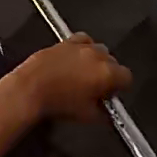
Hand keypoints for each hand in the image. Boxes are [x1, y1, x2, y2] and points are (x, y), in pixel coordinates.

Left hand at [11, 33, 131, 122]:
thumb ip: (104, 113)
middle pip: (113, 62)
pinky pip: (82, 40)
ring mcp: (81, 46)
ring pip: (99, 49)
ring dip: (96, 60)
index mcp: (108, 73)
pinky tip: (75, 58)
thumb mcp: (87, 116)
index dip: (120, 87)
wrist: (30, 89)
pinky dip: (82, 47)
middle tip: (97, 87)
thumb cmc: (58, 104)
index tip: (111, 94)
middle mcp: (97, 56)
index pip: (127, 77)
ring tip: (84, 73)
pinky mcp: (64, 42)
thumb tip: (107, 112)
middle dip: (109, 73)